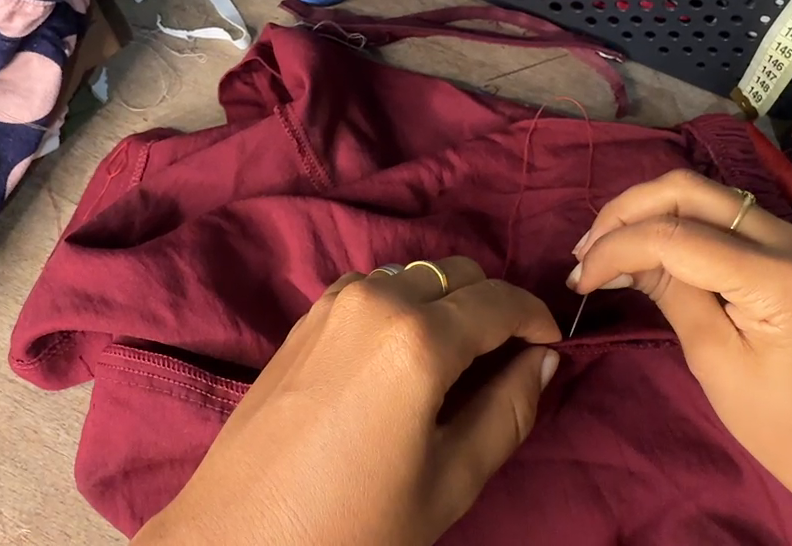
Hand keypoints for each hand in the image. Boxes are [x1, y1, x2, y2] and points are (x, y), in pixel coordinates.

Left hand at [135, 256, 560, 545]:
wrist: (239, 535)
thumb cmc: (354, 523)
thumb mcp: (449, 480)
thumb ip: (508, 410)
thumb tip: (544, 358)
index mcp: (418, 337)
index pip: (499, 300)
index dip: (536, 317)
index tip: (552, 344)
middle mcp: (378, 297)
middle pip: (459, 273)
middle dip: (493, 304)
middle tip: (506, 357)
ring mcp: (337, 299)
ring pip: (416, 272)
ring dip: (447, 299)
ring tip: (455, 357)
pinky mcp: (309, 311)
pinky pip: (376, 284)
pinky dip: (404, 300)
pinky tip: (400, 350)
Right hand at [568, 171, 791, 545]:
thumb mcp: (717, 365)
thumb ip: (670, 295)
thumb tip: (614, 259)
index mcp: (783, 278)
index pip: (677, 236)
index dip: (617, 247)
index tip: (579, 277)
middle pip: (690, 190)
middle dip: (628, 211)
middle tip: (587, 250)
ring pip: (705, 195)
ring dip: (650, 213)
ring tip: (607, 248)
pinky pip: (725, 217)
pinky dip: (679, 225)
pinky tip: (649, 250)